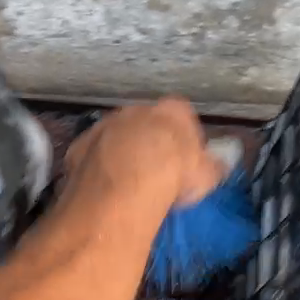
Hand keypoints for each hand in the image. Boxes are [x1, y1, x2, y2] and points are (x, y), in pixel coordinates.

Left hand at [62, 98, 222, 209]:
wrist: (125, 184)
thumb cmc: (174, 175)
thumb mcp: (207, 175)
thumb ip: (214, 165)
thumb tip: (220, 163)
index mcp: (172, 111)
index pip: (182, 117)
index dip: (183, 140)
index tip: (183, 163)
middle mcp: (137, 109)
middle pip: (145, 124)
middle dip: (149, 144)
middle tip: (154, 174)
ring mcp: (104, 125)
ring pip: (115, 137)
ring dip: (120, 154)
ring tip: (127, 185)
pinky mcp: (80, 145)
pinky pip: (92, 156)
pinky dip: (97, 168)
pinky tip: (103, 190)